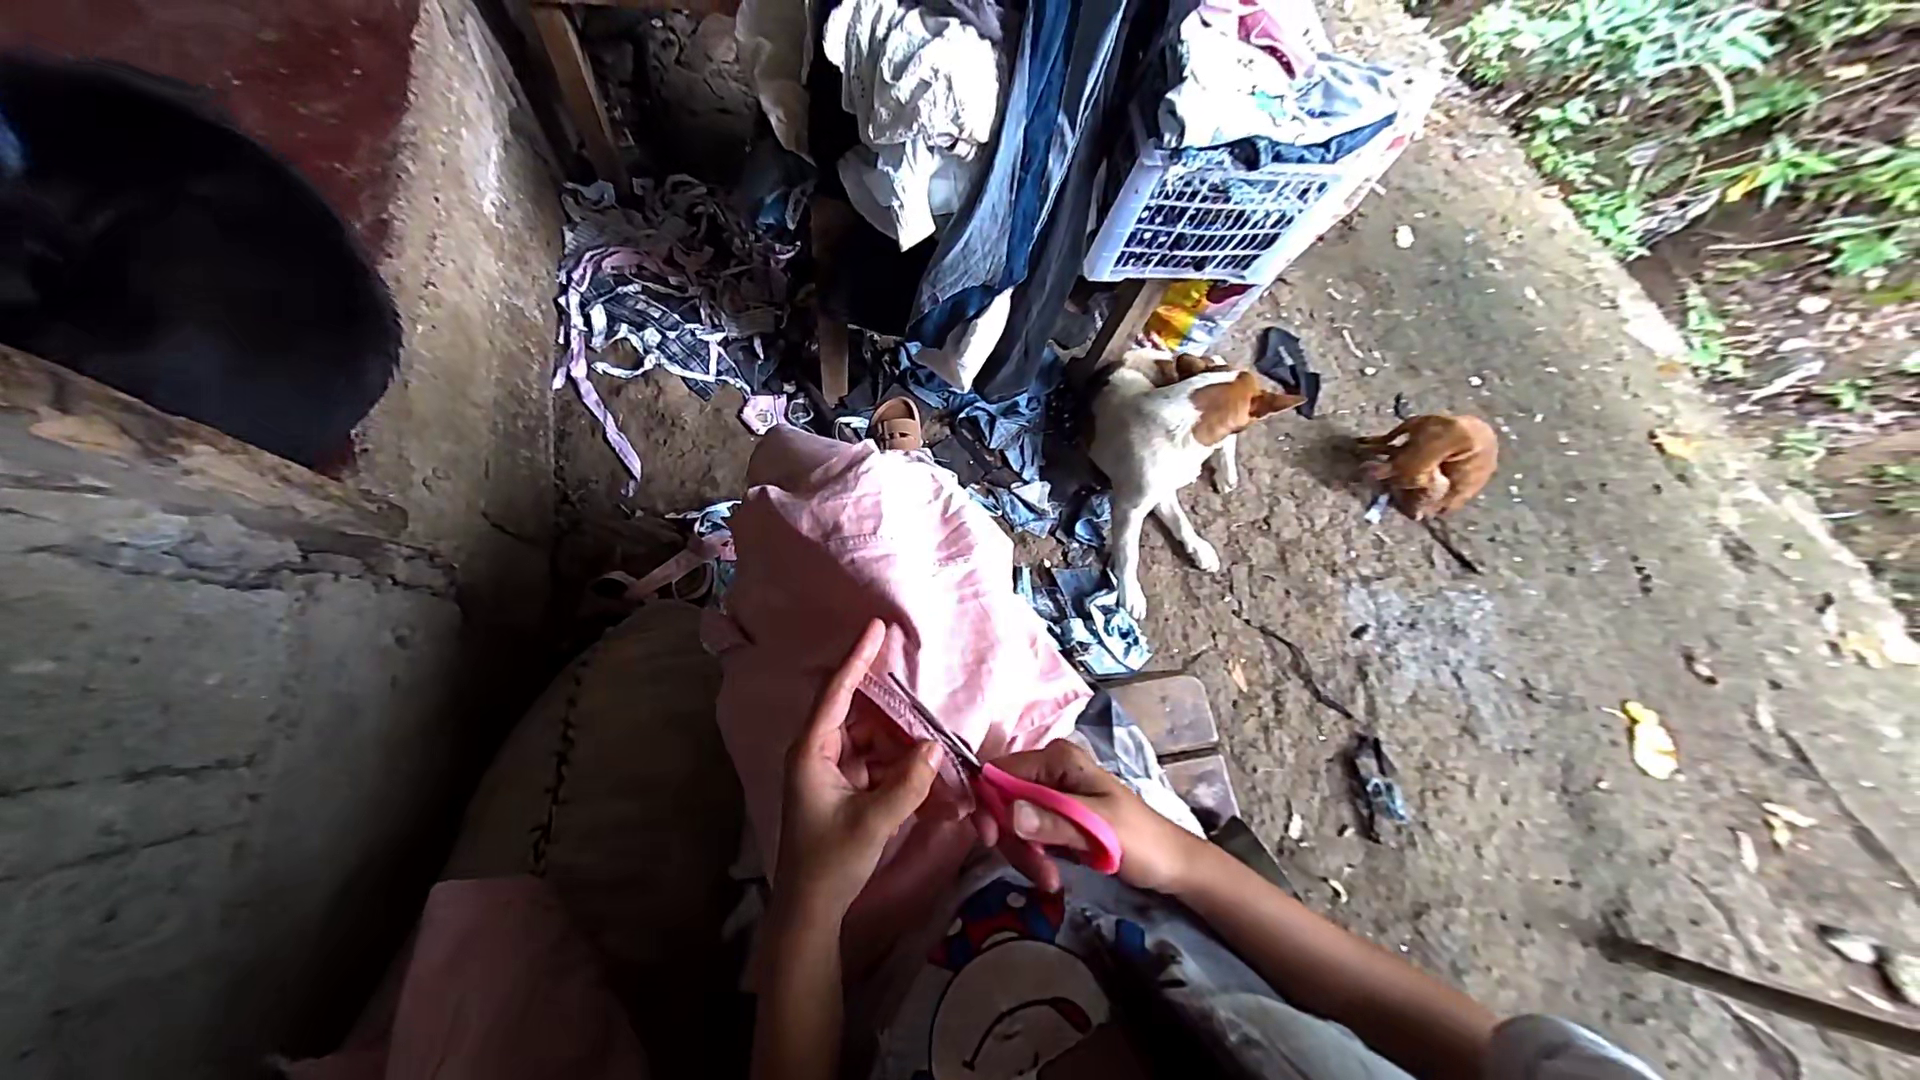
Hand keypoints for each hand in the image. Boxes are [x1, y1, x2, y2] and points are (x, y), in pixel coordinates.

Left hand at [775, 619, 941, 918]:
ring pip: (872, 738)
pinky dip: (898, 764)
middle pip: (860, 714)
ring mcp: (832, 768)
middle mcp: (819, 751)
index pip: (836, 692)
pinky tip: (922, 771)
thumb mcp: (872, 822)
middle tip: (923, 703)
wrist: (810, 910)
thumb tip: (935, 747)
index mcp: (812, 751)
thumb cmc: (829, 863)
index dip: (857, 657)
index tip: (876, 627)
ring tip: (930, 747)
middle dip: (893, 711)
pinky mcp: (845, 784)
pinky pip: (876, 760)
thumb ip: (908, 784)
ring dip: (900, 742)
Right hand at [976, 739, 1207, 894]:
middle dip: (1012, 837)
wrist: (1172, 864)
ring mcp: (1051, 790)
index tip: (994, 840)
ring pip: (1011, 819)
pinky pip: (1026, 831)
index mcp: (1058, 758)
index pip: (1000, 770)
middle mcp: (1049, 768)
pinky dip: (1032, 855)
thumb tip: (1010, 812)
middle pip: (1002, 797)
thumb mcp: (1098, 831)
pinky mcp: (1054, 813)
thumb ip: (1053, 821)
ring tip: (1049, 879)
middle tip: (1037, 870)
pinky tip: (1050, 874)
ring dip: (1024, 852)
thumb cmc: (1141, 840)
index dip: (989, 803)